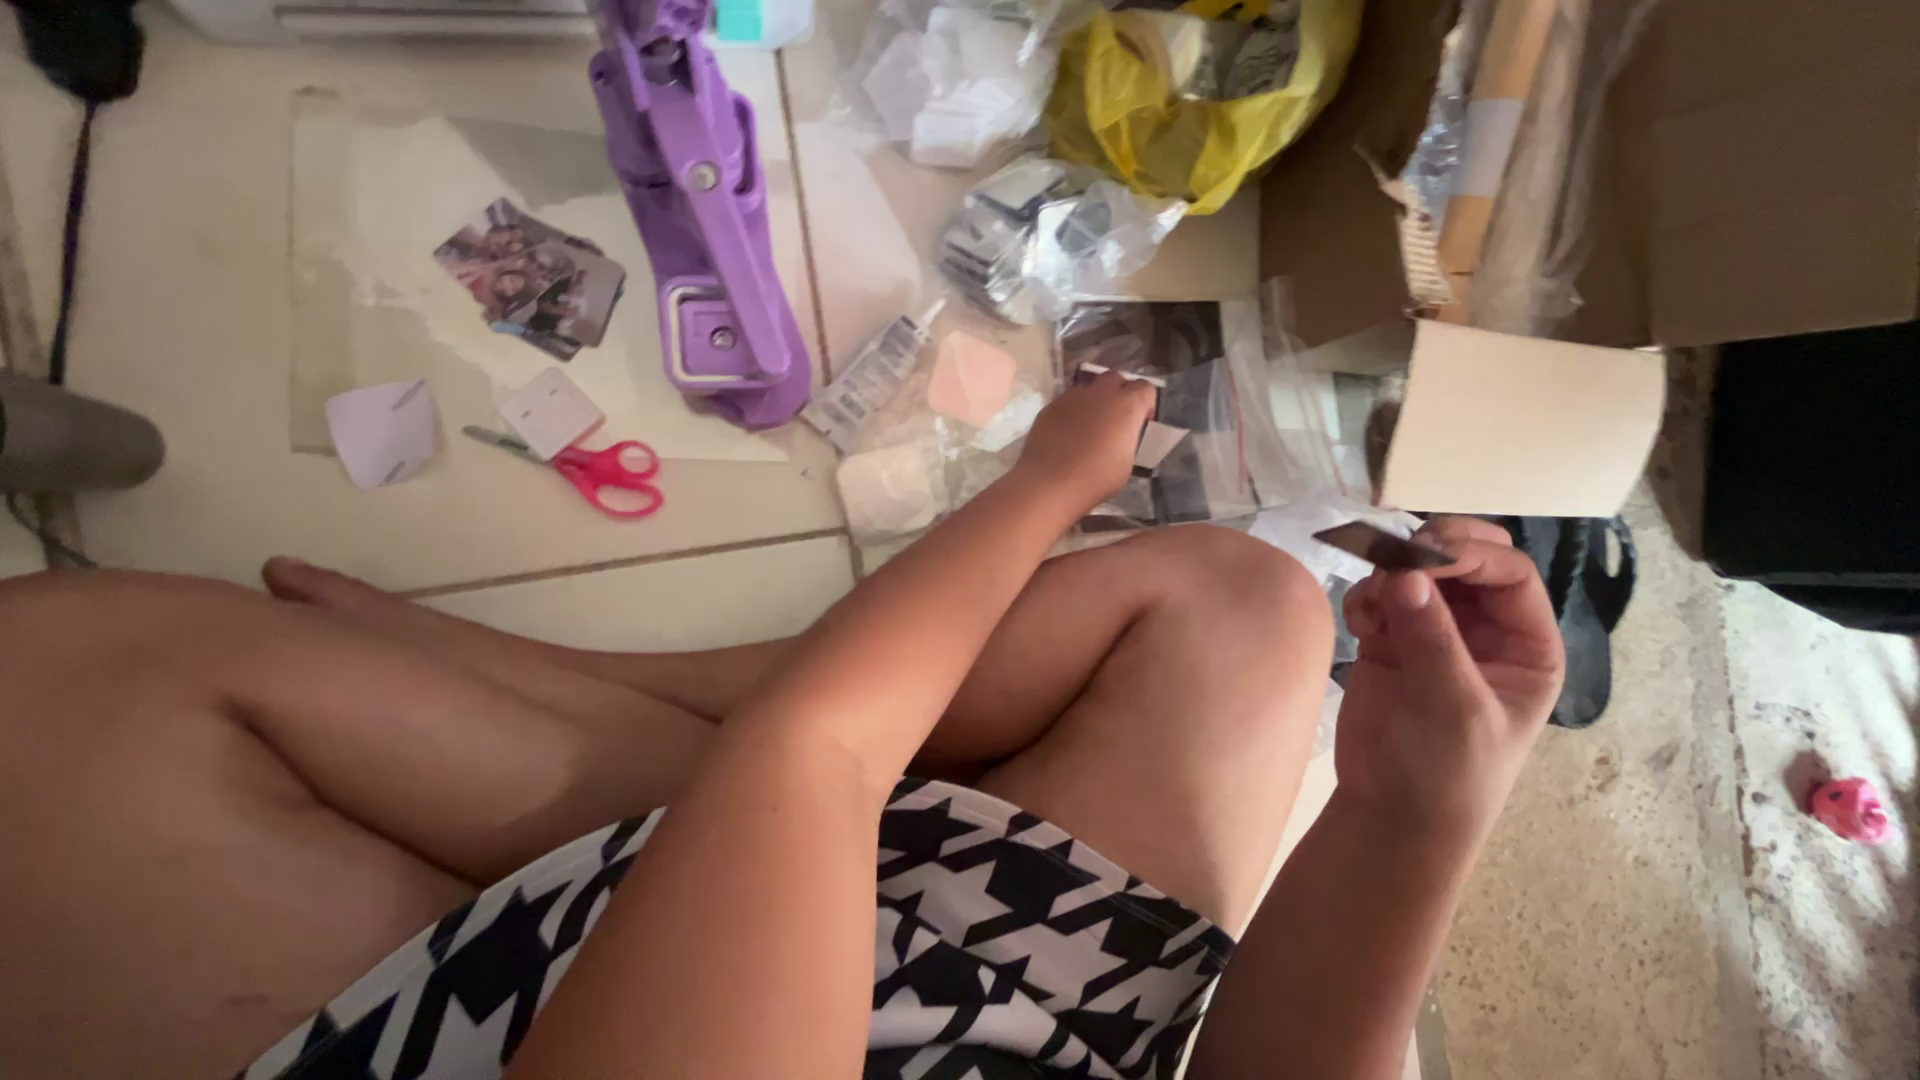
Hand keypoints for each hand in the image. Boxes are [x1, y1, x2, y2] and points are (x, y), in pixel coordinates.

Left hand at [1012, 373, 1156, 512]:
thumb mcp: (1126, 462)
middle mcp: (1100, 392)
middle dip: (1119, 393)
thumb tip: (1121, 435)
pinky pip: (1067, 402)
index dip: (1145, 404)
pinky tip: (1066, 434)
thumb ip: (1127, 439)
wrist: (1049, 482)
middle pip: (1116, 379)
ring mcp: (1072, 397)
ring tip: (1088, 426)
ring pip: (1088, 389)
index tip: (1140, 422)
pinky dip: (1071, 412)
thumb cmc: (1095, 477)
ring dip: (1093, 401)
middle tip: (1115, 419)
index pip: (1145, 388)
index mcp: (1126, 405)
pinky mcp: (1050, 406)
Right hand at [1335, 516, 1564, 845]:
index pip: (1510, 575)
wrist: (1391, 813)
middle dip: (1432, 550)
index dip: (1471, 555)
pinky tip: (1359, 623)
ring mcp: (1434, 633)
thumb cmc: (1447, 772)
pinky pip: (1377, 596)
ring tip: (1369, 608)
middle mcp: (1484, 630)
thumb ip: (1432, 639)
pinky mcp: (1389, 641)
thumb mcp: (1453, 707)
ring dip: (1389, 576)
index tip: (1423, 556)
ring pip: (1416, 572)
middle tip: (1395, 554)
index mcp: (1527, 645)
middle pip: (1467, 560)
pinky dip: (1364, 598)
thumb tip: (1403, 573)